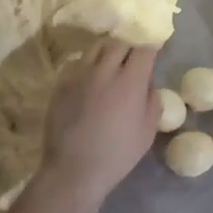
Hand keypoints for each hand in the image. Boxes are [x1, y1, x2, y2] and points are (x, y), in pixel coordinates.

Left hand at [38, 40, 160, 210]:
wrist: (74, 169)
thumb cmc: (117, 155)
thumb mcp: (147, 132)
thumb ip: (152, 102)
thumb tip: (147, 84)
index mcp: (130, 82)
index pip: (143, 50)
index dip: (150, 50)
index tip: (152, 56)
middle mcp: (104, 70)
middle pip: (118, 43)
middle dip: (128, 48)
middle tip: (131, 61)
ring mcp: (79, 75)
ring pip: (95, 48)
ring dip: (106, 52)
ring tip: (109, 65)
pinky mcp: (60, 83)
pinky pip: (76, 62)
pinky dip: (86, 64)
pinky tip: (88, 78)